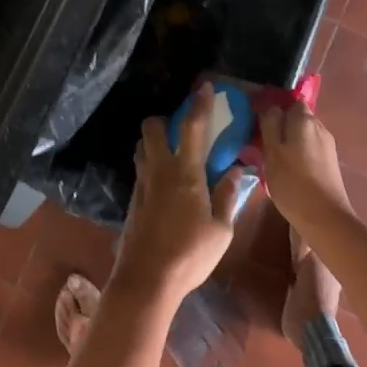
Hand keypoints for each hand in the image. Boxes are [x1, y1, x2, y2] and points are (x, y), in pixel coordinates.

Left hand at [111, 84, 248, 303]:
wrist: (146, 278)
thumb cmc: (190, 255)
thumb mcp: (221, 231)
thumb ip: (227, 196)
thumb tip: (234, 171)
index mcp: (186, 172)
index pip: (193, 127)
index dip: (200, 104)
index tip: (205, 88)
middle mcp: (160, 169)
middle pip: (153, 127)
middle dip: (166, 120)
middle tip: (183, 131)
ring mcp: (142, 183)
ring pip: (142, 146)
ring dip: (155, 142)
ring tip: (174, 156)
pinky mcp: (132, 199)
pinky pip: (141, 169)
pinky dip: (151, 165)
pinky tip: (165, 185)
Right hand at [257, 102, 353, 228]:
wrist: (325, 218)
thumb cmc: (292, 182)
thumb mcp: (272, 151)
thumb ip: (270, 123)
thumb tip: (271, 106)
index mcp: (304, 120)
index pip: (290, 100)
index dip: (275, 106)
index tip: (259, 119)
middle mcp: (320, 127)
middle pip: (297, 118)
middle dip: (281, 125)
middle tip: (262, 141)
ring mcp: (328, 146)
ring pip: (303, 134)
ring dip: (289, 141)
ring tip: (273, 158)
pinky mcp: (330, 163)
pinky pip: (310, 149)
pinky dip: (298, 153)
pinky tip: (289, 170)